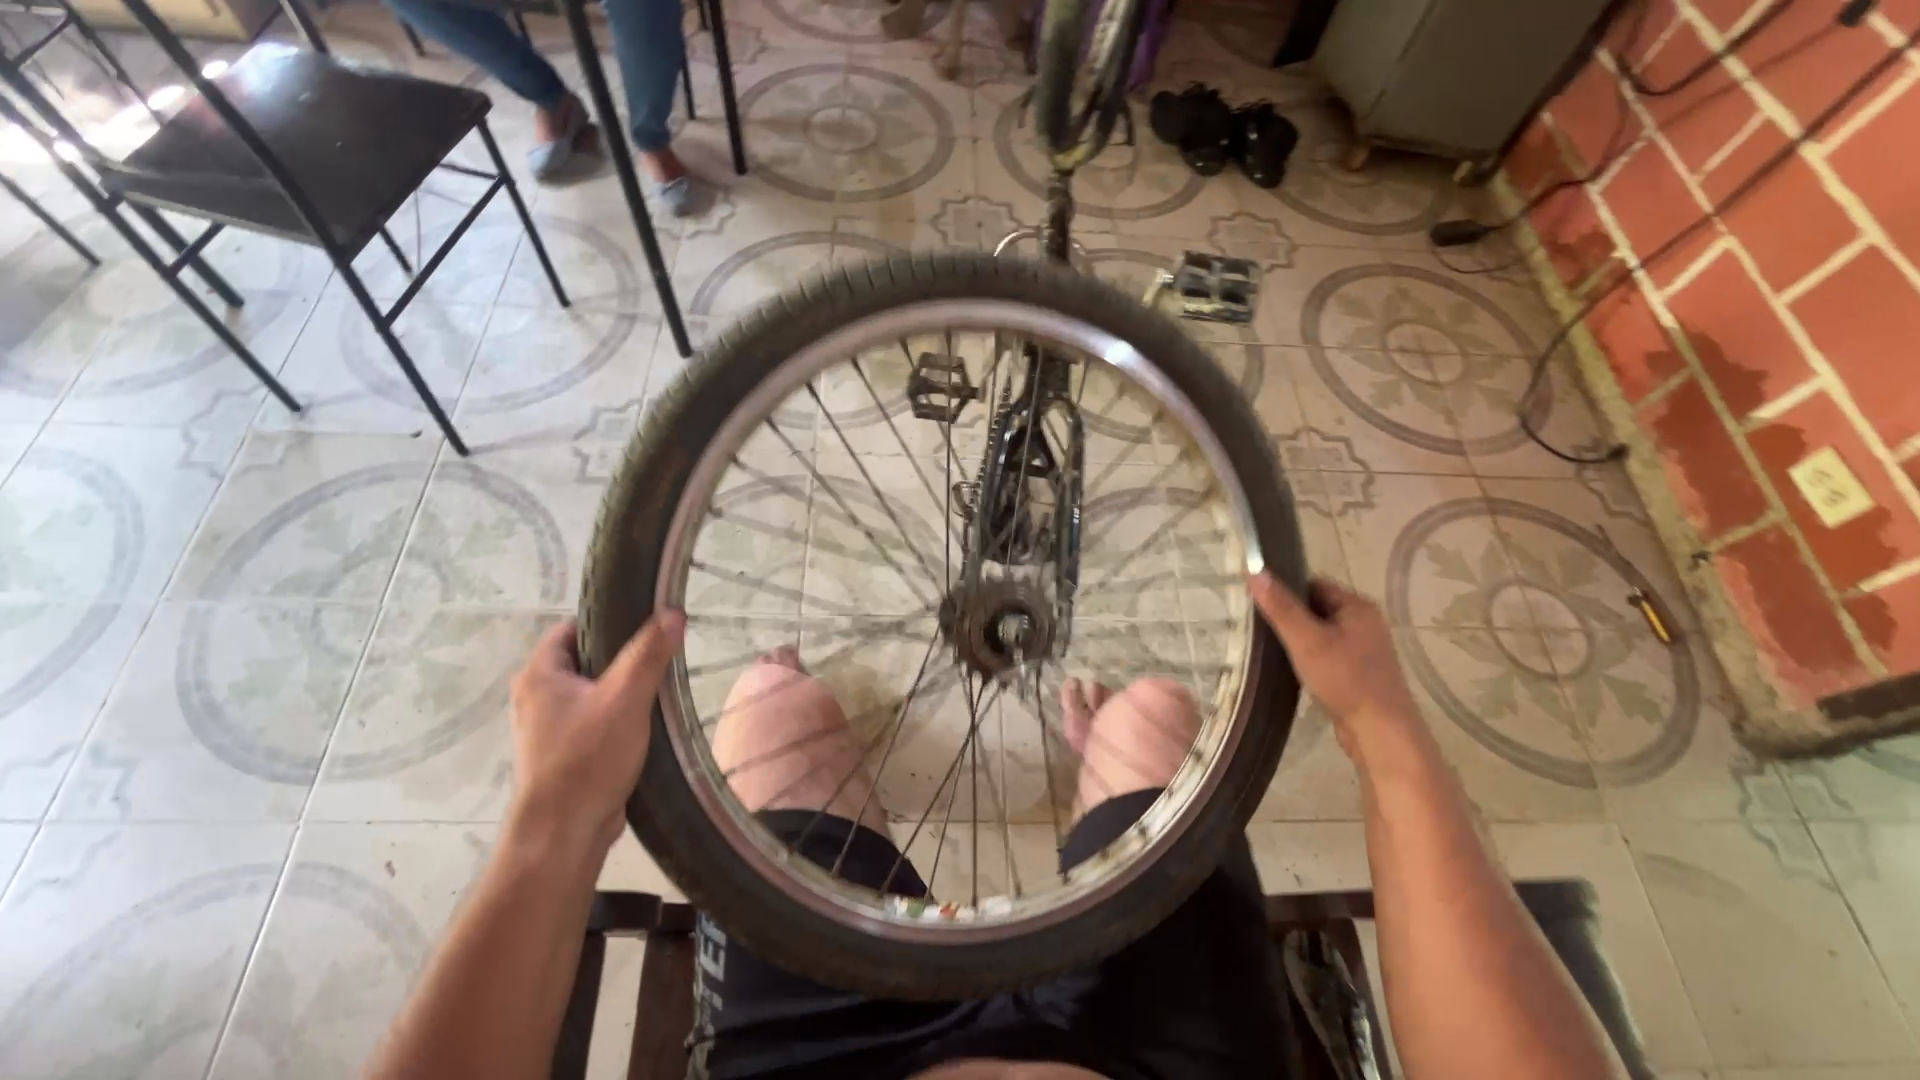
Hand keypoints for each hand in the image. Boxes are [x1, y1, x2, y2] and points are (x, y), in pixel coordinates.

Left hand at [506, 611, 685, 851]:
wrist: (565, 832)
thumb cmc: (588, 758)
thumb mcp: (626, 698)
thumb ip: (649, 653)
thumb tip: (672, 611)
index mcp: (538, 674)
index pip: (572, 627)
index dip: (608, 620)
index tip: (646, 623)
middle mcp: (536, 696)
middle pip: (585, 658)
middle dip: (621, 656)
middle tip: (659, 655)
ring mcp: (547, 727)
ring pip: (591, 690)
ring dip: (621, 688)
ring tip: (659, 686)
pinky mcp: (563, 752)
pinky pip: (593, 718)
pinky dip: (616, 715)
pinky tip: (645, 721)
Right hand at [1248, 573, 1426, 761]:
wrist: (1379, 731)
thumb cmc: (1344, 679)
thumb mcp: (1306, 640)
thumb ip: (1281, 607)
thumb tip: (1255, 570)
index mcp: (1358, 607)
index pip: (1315, 584)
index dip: (1286, 591)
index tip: (1259, 604)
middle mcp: (1366, 623)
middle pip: (1318, 609)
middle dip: (1291, 617)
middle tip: (1260, 628)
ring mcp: (1365, 650)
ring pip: (1322, 634)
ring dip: (1300, 640)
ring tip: (1271, 650)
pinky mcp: (1360, 673)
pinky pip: (1329, 655)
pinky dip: (1311, 659)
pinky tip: (1293, 670)